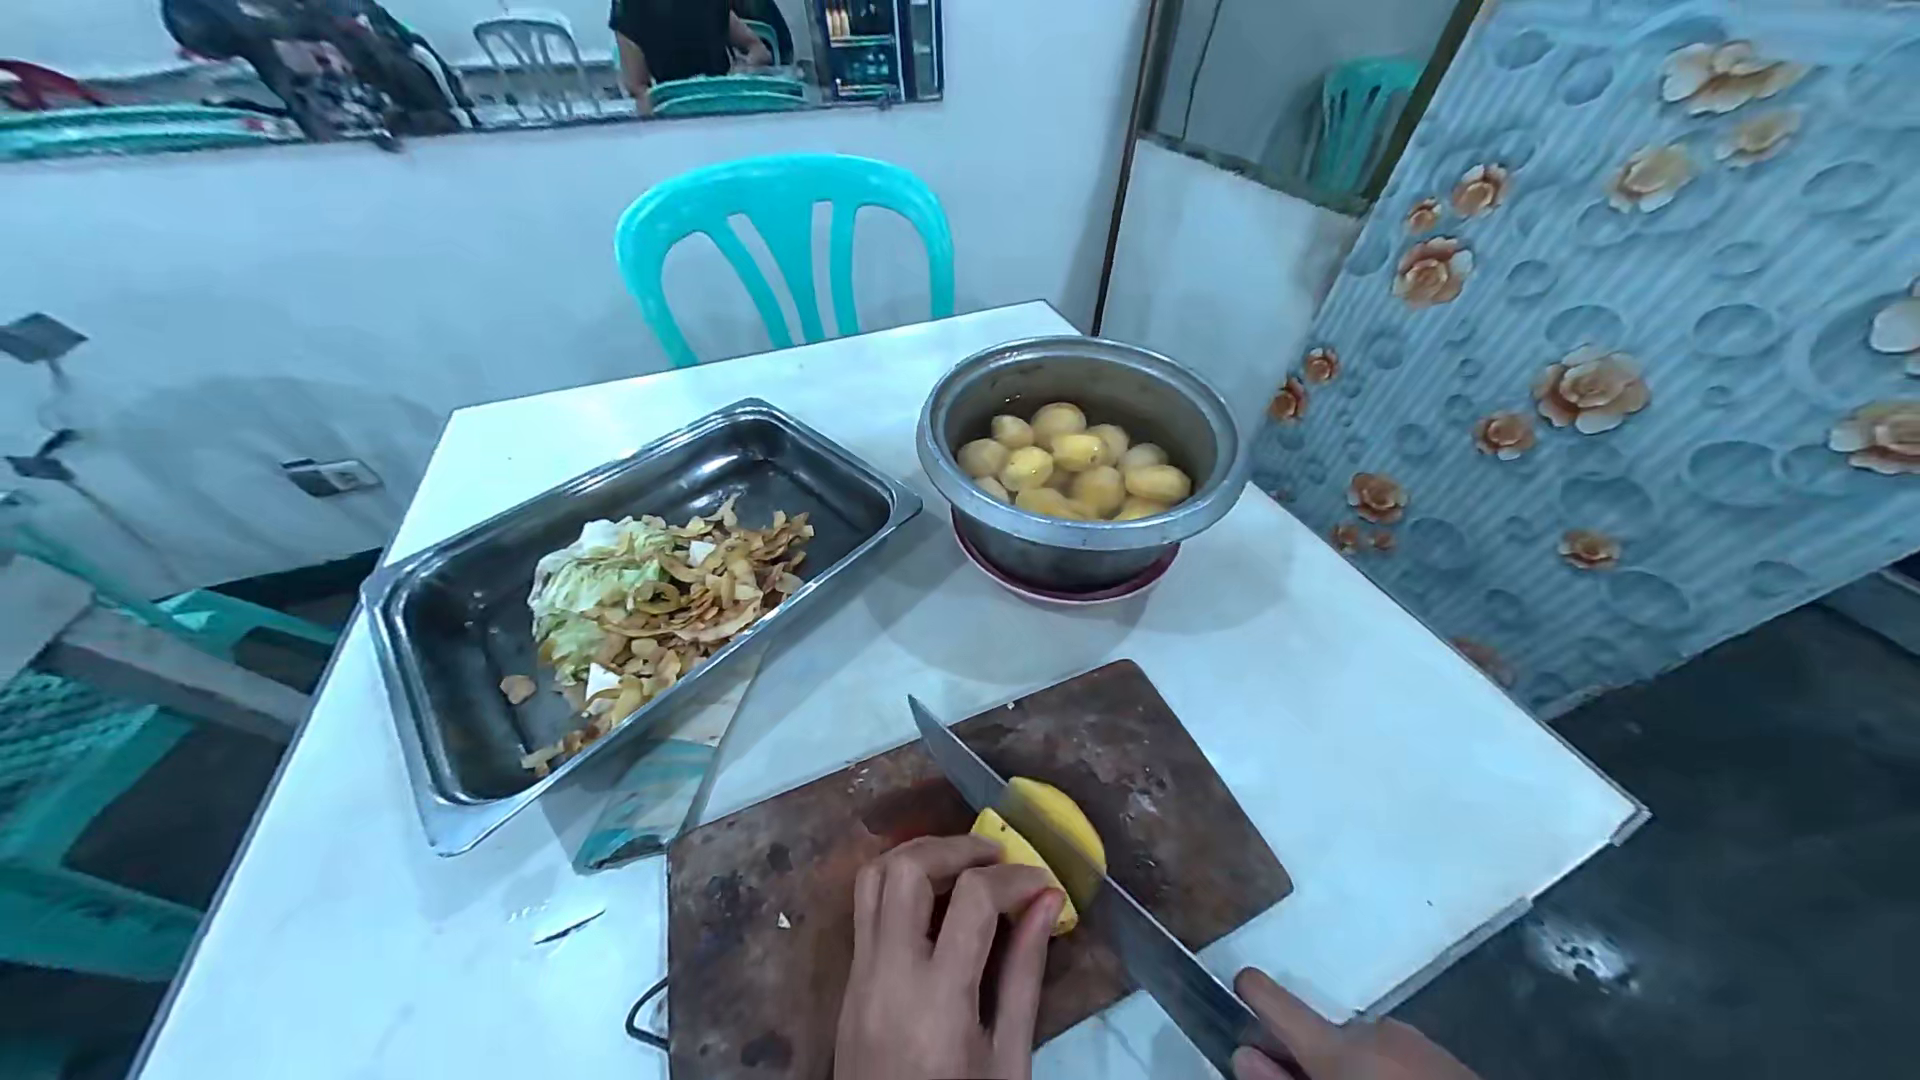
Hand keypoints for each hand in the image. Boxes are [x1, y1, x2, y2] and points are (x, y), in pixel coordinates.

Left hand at [835, 835, 1064, 1079]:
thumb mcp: (1010, 1061)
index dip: (1014, 877)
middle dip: (956, 846)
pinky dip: (898, 878)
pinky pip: (864, 905)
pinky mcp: (848, 980)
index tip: (1041, 879)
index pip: (973, 900)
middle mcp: (888, 976)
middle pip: (906, 869)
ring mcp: (859, 975)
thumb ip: (1026, 972)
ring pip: (873, 876)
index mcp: (938, 1004)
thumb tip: (1047, 899)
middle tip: (996, 855)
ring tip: (962, 862)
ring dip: (920, 853)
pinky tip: (933, 893)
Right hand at [1233, 969, 1480, 1079]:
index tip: (1239, 1001)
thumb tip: (1243, 1056)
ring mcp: (1420, 1046)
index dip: (1250, 996)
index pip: (1273, 998)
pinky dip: (1388, 1079)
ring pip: (1363, 1050)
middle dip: (1309, 1061)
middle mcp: (1375, 1031)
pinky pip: (1401, 1062)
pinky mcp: (1454, 1064)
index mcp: (1338, 1046)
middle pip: (1320, 1034)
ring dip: (1352, 1074)